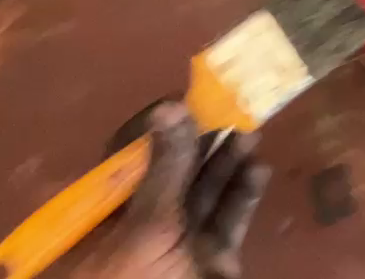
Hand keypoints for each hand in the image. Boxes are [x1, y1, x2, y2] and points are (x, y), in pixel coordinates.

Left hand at [72, 103, 270, 278]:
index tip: (187, 101)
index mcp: (105, 233)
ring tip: (250, 131)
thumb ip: (166, 170)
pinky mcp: (214, 265)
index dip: (157, 136)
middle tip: (230, 107)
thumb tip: (170, 107)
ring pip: (204, 197)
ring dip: (228, 163)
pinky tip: (258, 169)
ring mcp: (178, 254)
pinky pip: (228, 221)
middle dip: (201, 144)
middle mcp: (139, 239)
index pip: (128, 170)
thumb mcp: (149, 231)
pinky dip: (244, 194)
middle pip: (172, 179)